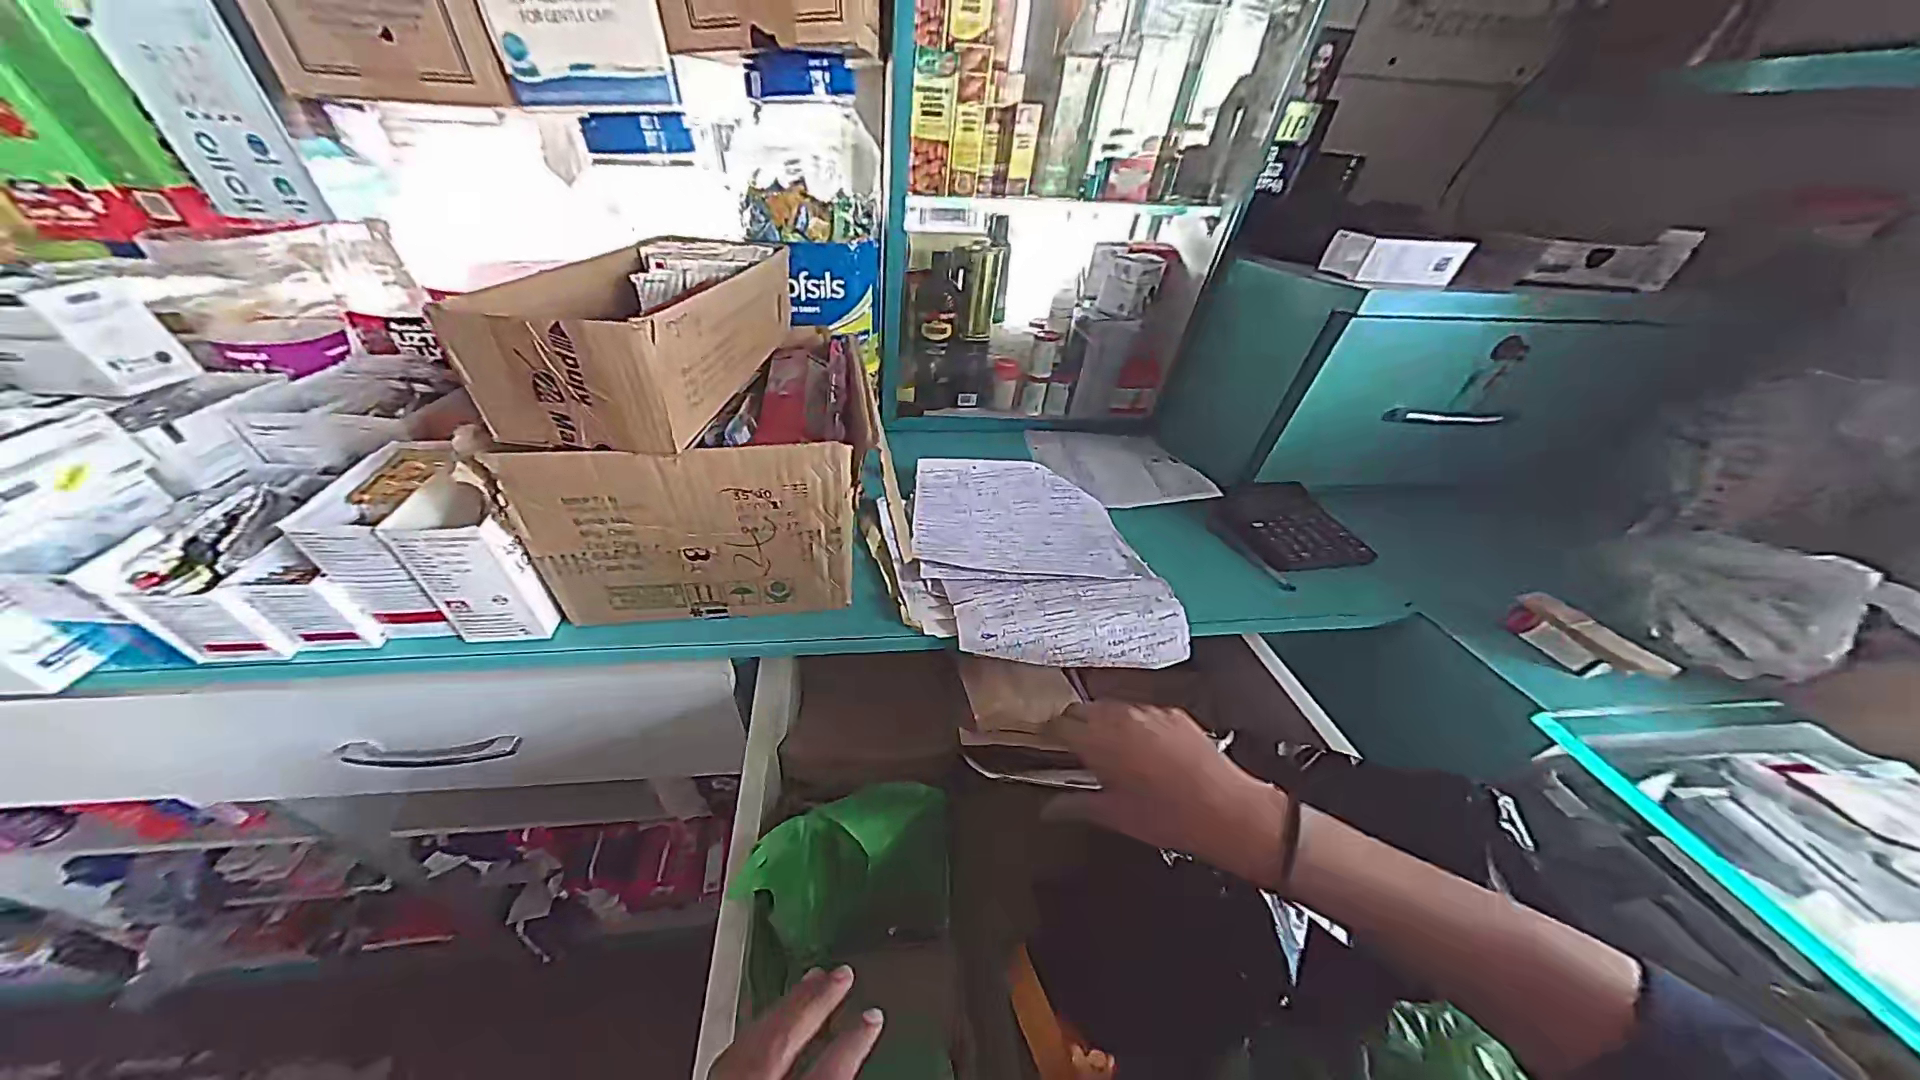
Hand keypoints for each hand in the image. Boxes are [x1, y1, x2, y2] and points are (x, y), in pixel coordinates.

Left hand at [710, 965, 883, 1079]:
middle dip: (815, 1003)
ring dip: (786, 1005)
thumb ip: (830, 1071)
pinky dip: (758, 1026)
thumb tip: (852, 1047)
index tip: (874, 1015)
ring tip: (813, 979)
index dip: (852, 1042)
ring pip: (755, 1036)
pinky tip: (773, 1017)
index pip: (826, 1072)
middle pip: (783, 1038)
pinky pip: (735, 1048)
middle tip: (843, 973)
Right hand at [1044, 701, 1290, 887]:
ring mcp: (1148, 712)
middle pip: (1082, 709)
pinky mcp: (1171, 712)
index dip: (1052, 734)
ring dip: (1104, 723)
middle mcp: (1121, 719)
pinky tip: (1144, 750)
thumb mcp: (1115, 815)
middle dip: (1076, 726)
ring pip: (1112, 707)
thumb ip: (1075, 806)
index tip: (1051, 744)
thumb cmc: (1174, 817)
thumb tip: (1051, 809)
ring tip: (1113, 752)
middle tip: (1078, 750)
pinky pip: (1141, 711)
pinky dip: (1134, 724)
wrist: (1228, 811)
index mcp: (1100, 741)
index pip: (1059, 723)